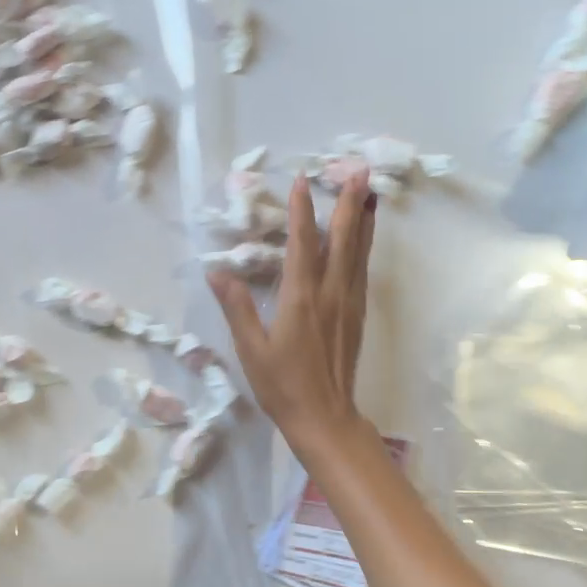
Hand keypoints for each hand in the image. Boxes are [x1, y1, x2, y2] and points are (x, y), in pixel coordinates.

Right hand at [208, 171, 376, 438]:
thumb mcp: (251, 350)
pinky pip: (362, 271)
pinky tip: (364, 240)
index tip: (300, 182)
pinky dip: (364, 247)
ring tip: (369, 191)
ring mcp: (348, 304)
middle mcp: (330, 294)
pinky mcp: (357, 316)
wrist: (324, 416)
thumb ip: (237, 308)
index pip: (302, 245)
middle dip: (348, 203)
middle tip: (357, 169)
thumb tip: (217, 273)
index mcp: (300, 299)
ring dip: (363, 219)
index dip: (301, 212)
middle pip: (343, 239)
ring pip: (359, 252)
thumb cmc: (281, 386)